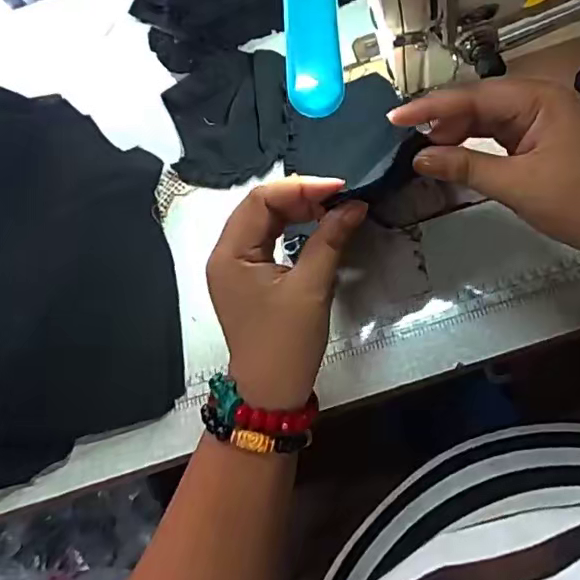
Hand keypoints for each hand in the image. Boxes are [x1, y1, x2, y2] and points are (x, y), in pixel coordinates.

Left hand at [206, 177, 366, 409]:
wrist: (271, 391)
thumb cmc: (286, 342)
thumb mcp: (312, 287)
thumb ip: (330, 239)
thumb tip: (354, 205)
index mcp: (230, 254)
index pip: (261, 199)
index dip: (301, 187)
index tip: (338, 188)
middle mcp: (225, 253)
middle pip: (260, 205)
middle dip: (301, 196)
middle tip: (339, 198)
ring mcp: (235, 265)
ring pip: (265, 219)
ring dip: (298, 210)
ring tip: (332, 208)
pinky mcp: (249, 276)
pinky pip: (269, 237)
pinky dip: (294, 227)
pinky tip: (317, 225)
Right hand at [388, 78, 579, 260]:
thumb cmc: (578, 202)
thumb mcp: (517, 185)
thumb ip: (466, 166)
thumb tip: (419, 157)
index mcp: (538, 98)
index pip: (474, 96)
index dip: (432, 106)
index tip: (395, 116)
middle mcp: (538, 100)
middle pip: (478, 102)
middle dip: (442, 119)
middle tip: (406, 138)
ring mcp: (539, 119)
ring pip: (486, 118)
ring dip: (456, 132)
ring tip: (423, 149)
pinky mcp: (538, 139)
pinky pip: (498, 134)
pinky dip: (474, 145)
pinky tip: (452, 154)